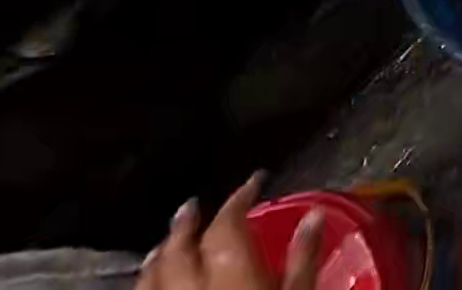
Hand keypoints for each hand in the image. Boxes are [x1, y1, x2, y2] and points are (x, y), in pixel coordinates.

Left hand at [138, 174, 320, 289]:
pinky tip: (153, 284)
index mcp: (230, 273)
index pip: (227, 224)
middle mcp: (190, 289)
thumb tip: (315, 214)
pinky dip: (147, 287)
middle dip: (184, 225)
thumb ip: (303, 255)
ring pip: (150, 281)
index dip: (238, 198)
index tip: (253, 182)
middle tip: (191, 206)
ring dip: (157, 259)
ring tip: (162, 245)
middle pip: (178, 251)